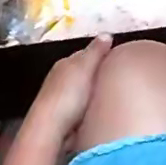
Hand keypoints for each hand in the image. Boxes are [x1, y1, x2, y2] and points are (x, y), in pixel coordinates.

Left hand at [24, 34, 111, 153]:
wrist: (48, 131)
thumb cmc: (68, 96)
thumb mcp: (85, 68)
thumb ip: (96, 51)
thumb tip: (106, 34)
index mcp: (64, 64)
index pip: (84, 54)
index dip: (100, 56)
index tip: (117, 62)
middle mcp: (58, 78)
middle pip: (82, 72)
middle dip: (96, 75)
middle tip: (117, 80)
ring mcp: (57, 98)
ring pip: (80, 90)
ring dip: (92, 92)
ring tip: (109, 96)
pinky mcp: (59, 117)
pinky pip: (78, 107)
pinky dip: (87, 107)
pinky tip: (96, 112)